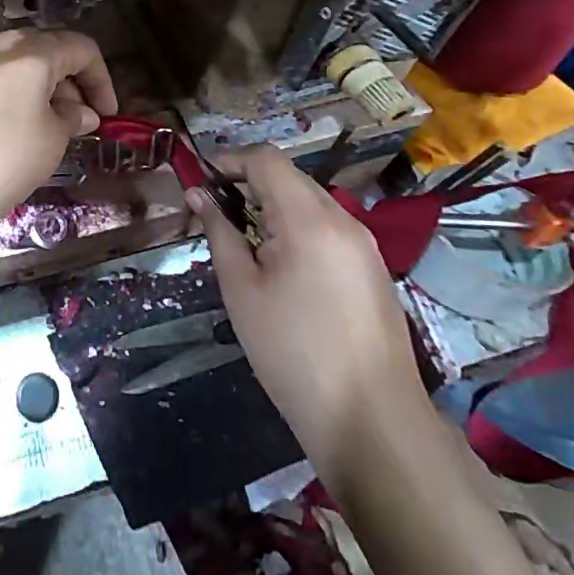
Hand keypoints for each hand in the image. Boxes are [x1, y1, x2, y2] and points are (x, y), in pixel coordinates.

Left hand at [0, 29, 116, 283]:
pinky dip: (2, 100)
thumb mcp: (49, 145)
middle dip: (68, 83)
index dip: (102, 79)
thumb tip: (79, 111)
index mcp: (28, 53)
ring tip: (36, 132)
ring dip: (34, 92)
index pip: (80, 48)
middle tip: (74, 123)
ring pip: (9, 67)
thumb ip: (71, 119)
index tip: (107, 115)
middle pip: (42, 51)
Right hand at [189, 146, 423, 467]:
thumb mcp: (243, 292)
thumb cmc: (292, 353)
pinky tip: (285, 267)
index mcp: (309, 218)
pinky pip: (330, 228)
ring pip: (312, 202)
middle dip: (251, 184)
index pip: (267, 159)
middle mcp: (342, 217)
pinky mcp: (373, 264)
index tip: (203, 180)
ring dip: (276, 208)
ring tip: (248, 244)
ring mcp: (364, 241)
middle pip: (291, 177)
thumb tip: (200, 196)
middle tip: (219, 216)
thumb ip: (221, 234)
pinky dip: (300, 229)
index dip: (231, 159)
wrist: (369, 414)